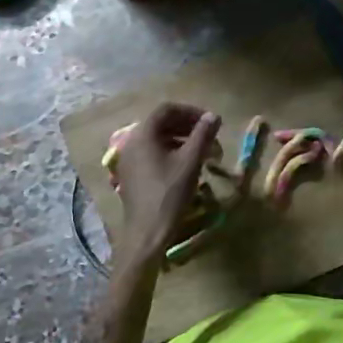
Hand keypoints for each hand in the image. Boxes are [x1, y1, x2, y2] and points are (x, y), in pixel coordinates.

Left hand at [113, 102, 218, 260]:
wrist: (147, 232)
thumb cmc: (169, 194)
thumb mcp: (191, 162)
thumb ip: (203, 135)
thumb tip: (214, 116)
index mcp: (143, 134)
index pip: (167, 109)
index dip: (191, 112)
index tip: (211, 123)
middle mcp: (131, 142)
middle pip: (161, 123)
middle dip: (188, 127)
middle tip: (210, 138)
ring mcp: (128, 159)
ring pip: (158, 140)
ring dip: (181, 141)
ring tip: (203, 153)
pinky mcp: (131, 174)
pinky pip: (152, 154)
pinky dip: (171, 153)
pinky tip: (187, 167)